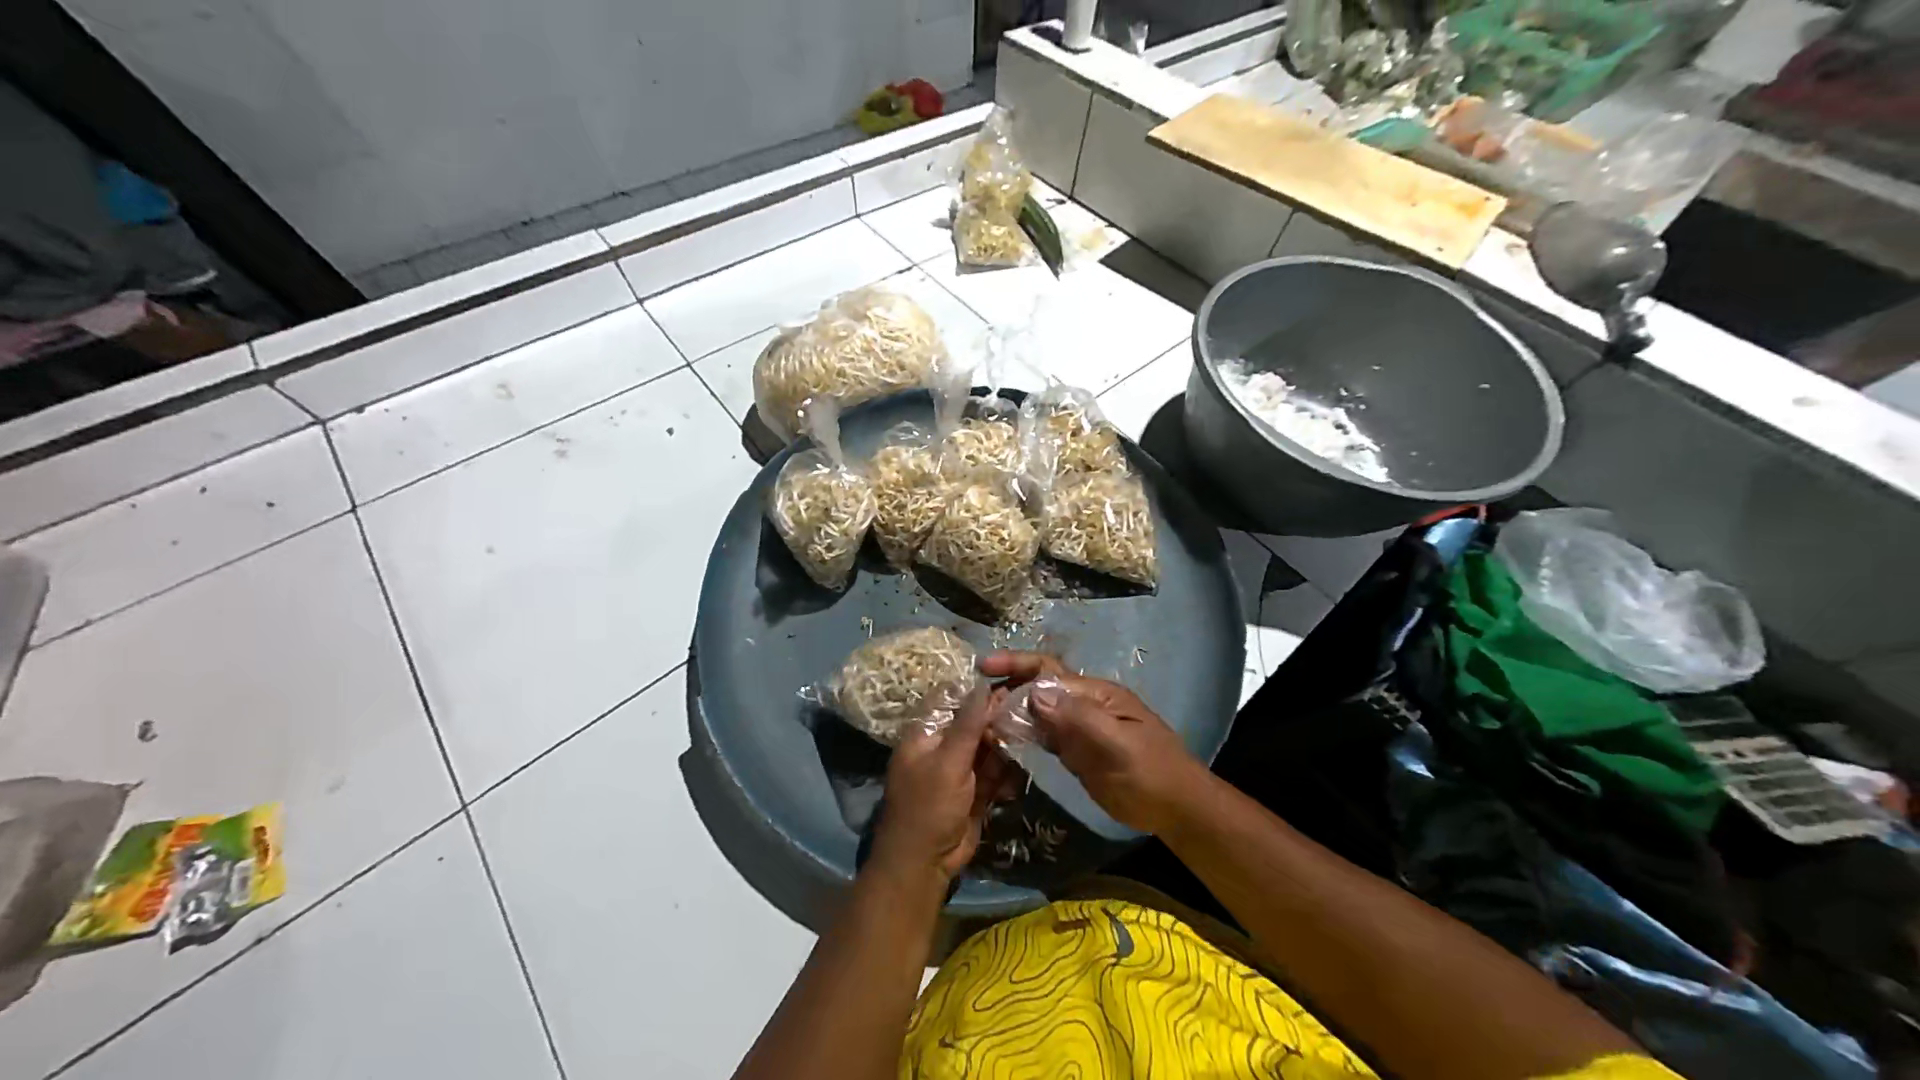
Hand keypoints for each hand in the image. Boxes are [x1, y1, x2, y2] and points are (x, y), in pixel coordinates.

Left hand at [869, 688, 1015, 882]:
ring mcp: (958, 770)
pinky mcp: (973, 791)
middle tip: (1027, 712)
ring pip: (987, 748)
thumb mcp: (949, 760)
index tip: (1010, 682)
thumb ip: (969, 723)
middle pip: (974, 723)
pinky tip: (1022, 764)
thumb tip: (984, 685)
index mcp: (925, 733)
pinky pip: (993, 772)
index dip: (979, 692)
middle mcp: (941, 747)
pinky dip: (1006, 770)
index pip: (953, 700)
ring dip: (1005, 744)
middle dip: (998, 719)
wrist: (924, 863)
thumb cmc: (929, 805)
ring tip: (1030, 734)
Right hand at [982, 652, 1208, 834]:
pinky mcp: (1074, 749)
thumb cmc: (1151, 774)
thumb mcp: (1117, 745)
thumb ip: (1078, 718)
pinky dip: (1021, 733)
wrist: (1176, 809)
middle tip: (976, 706)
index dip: (1016, 666)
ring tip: (981, 721)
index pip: (1048, 672)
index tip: (983, 667)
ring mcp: (1078, 726)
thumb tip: (1034, 691)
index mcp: (1095, 694)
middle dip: (1007, 687)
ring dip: (1010, 711)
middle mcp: (1083, 703)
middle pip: (1038, 685)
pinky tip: (1002, 740)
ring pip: (1037, 710)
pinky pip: (1042, 733)